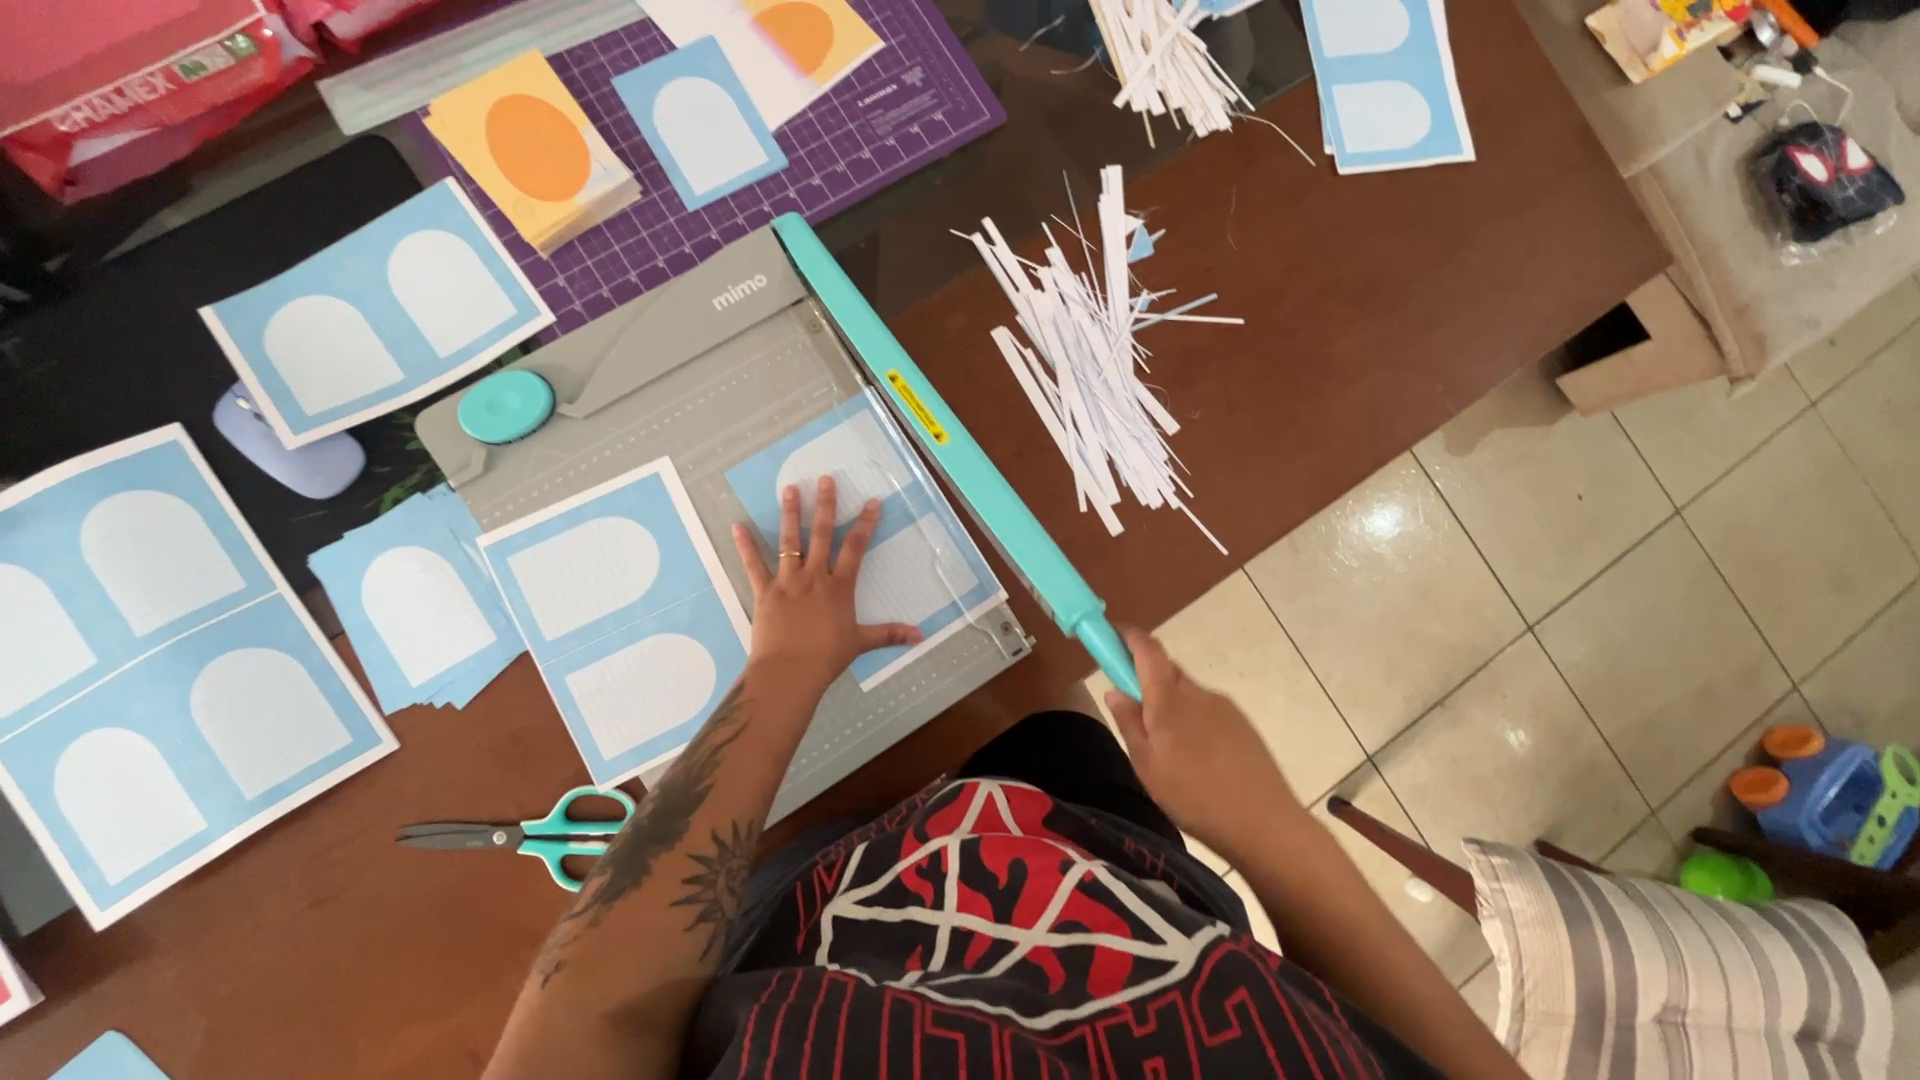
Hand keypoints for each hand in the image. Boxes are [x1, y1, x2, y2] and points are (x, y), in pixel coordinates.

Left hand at [730, 477, 922, 697]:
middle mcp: (814, 576)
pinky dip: (745, 546)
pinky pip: (753, 565)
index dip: (864, 523)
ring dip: (789, 514)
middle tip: (825, 479)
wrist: (790, 672)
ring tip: (790, 489)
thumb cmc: (827, 658)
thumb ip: (890, 634)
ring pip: (789, 541)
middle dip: (825, 505)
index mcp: (839, 587)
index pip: (855, 547)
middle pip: (821, 534)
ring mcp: (787, 581)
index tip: (871, 502)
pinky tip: (737, 526)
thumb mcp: (861, 643)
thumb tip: (922, 636)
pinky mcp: (764, 592)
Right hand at [1104, 627, 1303, 862]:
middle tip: (1132, 713)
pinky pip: (1206, 710)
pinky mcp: (1242, 724)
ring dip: (1170, 704)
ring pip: (1187, 693)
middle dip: (1145, 678)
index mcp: (1169, 700)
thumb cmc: (1194, 797)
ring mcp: (1224, 707)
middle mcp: (1198, 693)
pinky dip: (1191, 721)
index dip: (1127, 637)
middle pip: (1167, 670)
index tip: (1110, 638)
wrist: (1264, 823)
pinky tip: (1195, 759)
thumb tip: (1114, 689)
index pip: (1147, 649)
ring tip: (1166, 751)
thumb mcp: (1146, 766)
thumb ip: (1129, 723)